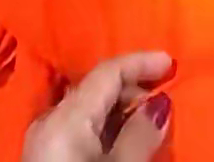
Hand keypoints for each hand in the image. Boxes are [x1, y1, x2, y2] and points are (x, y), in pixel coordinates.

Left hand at [22, 51, 172, 161]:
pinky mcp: (43, 160)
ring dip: (119, 107)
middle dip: (131, 86)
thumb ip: (139, 136)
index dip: (140, 62)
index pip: (105, 72)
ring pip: (86, 108)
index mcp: (65, 115)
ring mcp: (42, 140)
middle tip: (165, 92)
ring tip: (151, 115)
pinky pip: (78, 128)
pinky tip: (124, 138)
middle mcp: (49, 118)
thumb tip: (160, 102)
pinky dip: (104, 126)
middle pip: (94, 88)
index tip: (171, 61)